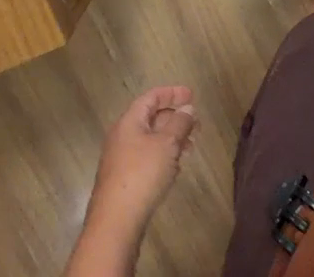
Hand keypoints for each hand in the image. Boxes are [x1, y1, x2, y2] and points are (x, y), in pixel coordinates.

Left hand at [83, 86, 198, 239]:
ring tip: (191, 147)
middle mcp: (122, 136)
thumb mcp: (167, 144)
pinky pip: (147, 158)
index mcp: (129, 122)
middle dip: (175, 118)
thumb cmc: (142, 174)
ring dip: (172, 139)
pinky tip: (176, 168)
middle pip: (151, 118)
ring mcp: (122, 158)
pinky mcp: (124, 178)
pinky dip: (163, 156)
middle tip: (197, 125)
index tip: (192, 96)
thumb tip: (188, 108)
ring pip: (151, 140)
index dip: (172, 93)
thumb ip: (179, 123)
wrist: (116, 220)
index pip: (151, 97)